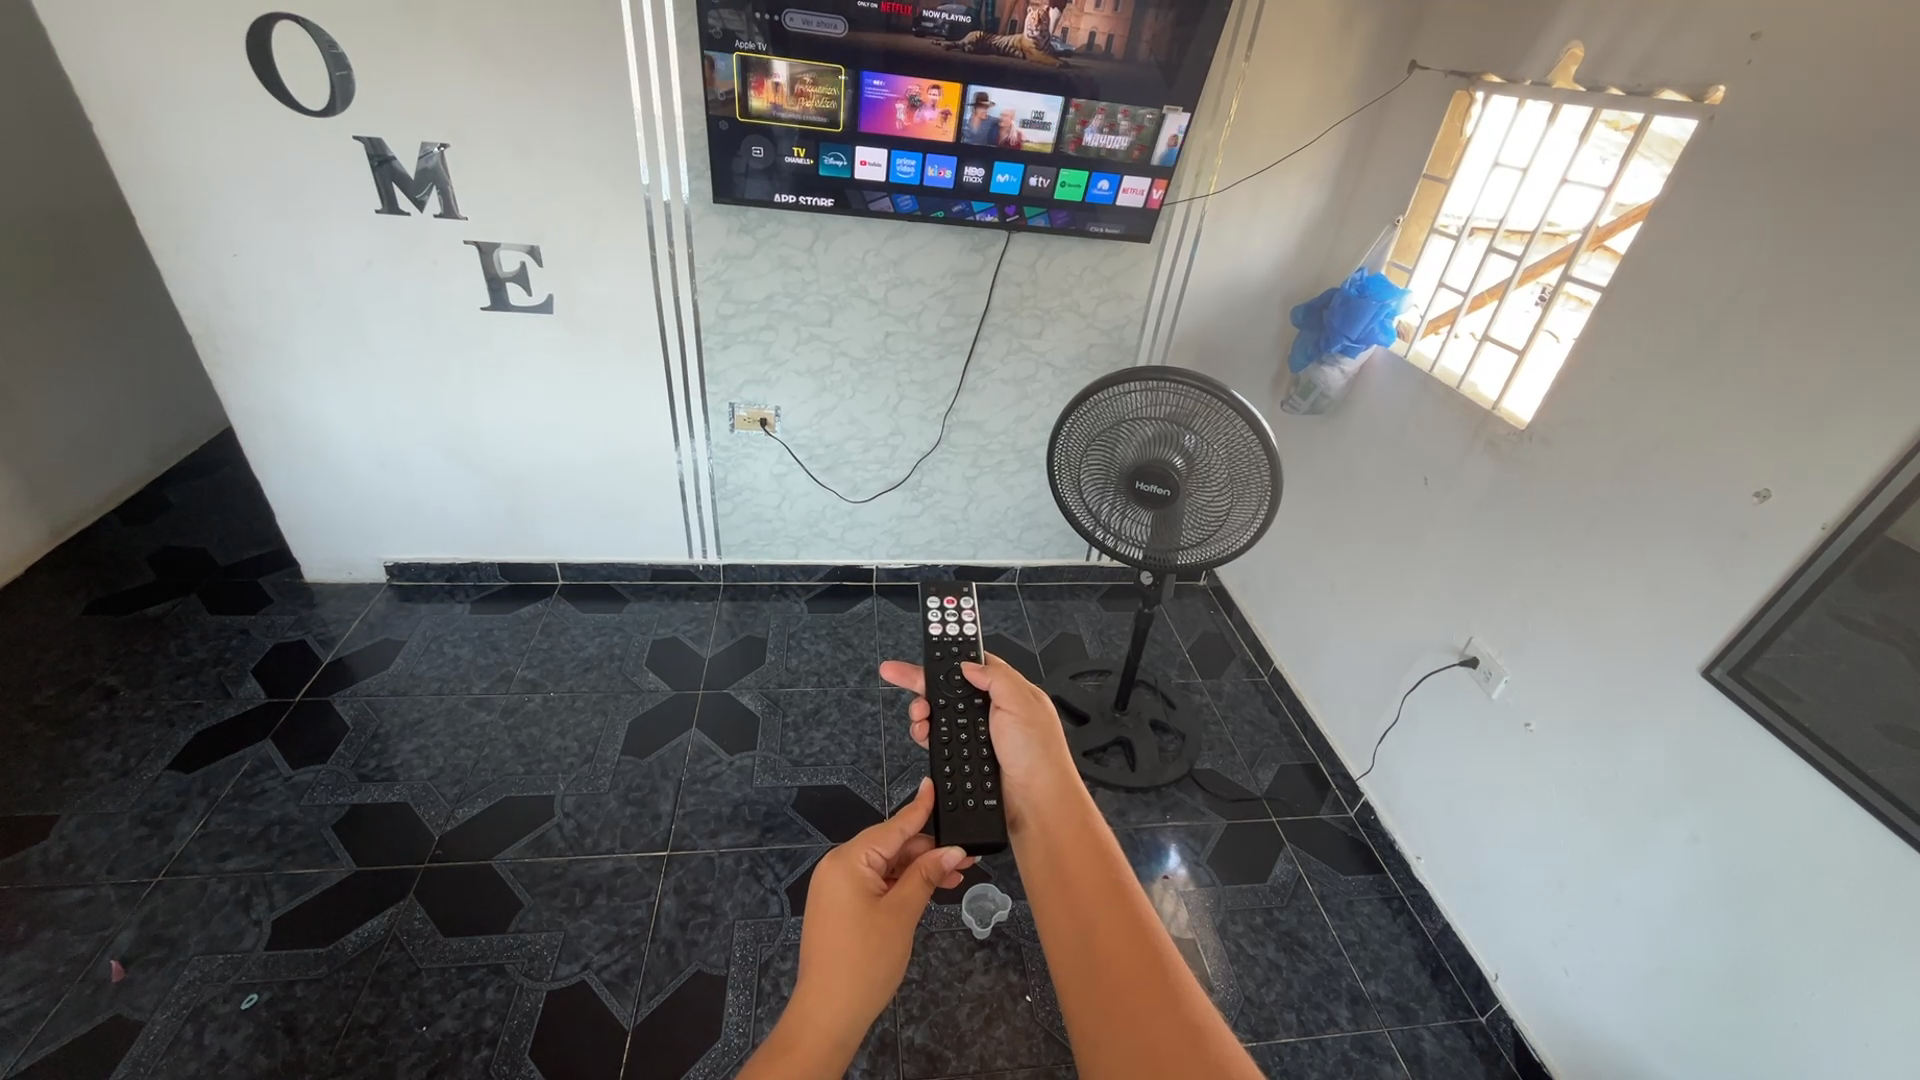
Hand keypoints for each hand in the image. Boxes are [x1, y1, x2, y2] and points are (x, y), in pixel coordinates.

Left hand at [793, 779, 970, 1033]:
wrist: (827, 1015)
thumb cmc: (865, 962)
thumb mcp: (902, 914)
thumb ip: (926, 876)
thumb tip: (952, 851)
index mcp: (849, 860)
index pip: (894, 826)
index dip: (919, 808)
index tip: (934, 785)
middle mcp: (838, 866)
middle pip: (891, 846)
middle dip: (927, 850)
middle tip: (964, 856)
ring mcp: (837, 887)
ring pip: (886, 866)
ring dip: (917, 870)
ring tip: (954, 877)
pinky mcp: (840, 906)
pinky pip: (875, 883)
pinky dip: (900, 885)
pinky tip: (927, 890)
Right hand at [879, 652, 1079, 834]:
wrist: (1035, 802)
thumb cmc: (1040, 754)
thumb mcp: (1022, 702)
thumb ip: (995, 677)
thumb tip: (968, 665)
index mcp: (1007, 691)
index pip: (971, 665)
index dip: (947, 658)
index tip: (925, 652)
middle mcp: (991, 711)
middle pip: (948, 689)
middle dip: (921, 682)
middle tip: (895, 673)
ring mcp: (977, 734)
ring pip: (939, 714)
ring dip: (923, 711)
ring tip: (918, 713)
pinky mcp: (966, 755)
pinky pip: (938, 739)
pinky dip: (925, 735)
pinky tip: (922, 733)